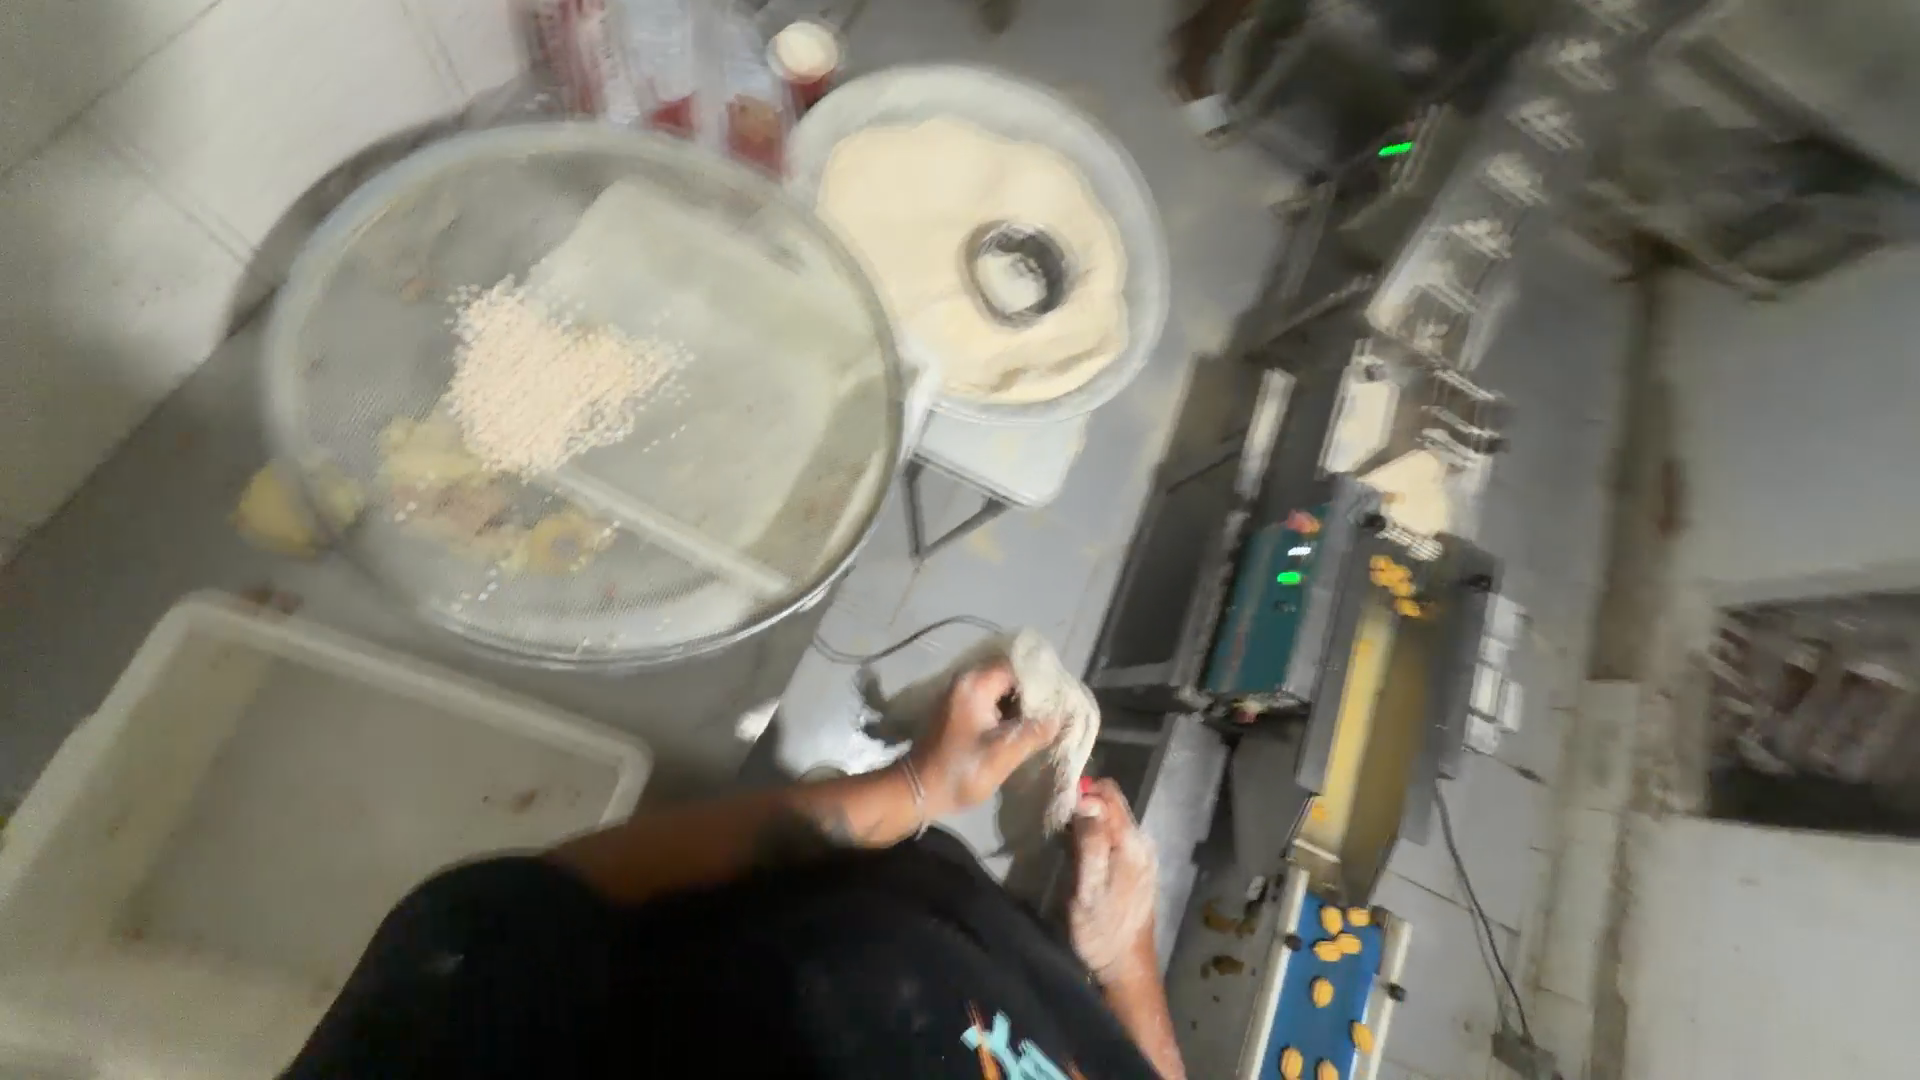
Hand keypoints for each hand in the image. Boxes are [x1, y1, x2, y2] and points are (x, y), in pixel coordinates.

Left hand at [907, 660, 1060, 817]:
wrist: (919, 790)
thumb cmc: (961, 770)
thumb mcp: (1003, 754)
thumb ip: (1034, 732)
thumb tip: (1060, 716)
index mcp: (975, 685)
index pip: (1015, 667)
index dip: (1039, 682)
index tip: (1058, 699)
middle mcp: (965, 682)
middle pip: (1006, 675)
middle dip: (1030, 693)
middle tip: (1052, 710)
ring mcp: (958, 695)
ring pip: (997, 689)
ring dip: (1017, 703)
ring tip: (1039, 720)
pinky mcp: (956, 710)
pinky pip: (986, 700)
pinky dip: (1003, 710)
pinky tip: (1018, 727)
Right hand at [1069, 779, 1158, 984]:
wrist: (1127, 968)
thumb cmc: (1103, 931)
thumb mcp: (1088, 888)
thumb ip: (1089, 842)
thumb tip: (1085, 800)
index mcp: (1131, 843)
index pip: (1109, 793)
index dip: (1083, 792)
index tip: (1060, 808)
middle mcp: (1141, 841)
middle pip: (1112, 803)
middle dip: (1085, 805)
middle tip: (1060, 826)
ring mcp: (1142, 854)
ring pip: (1112, 818)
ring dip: (1089, 822)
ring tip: (1066, 840)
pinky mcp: (1138, 865)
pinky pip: (1115, 835)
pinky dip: (1096, 835)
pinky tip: (1081, 853)